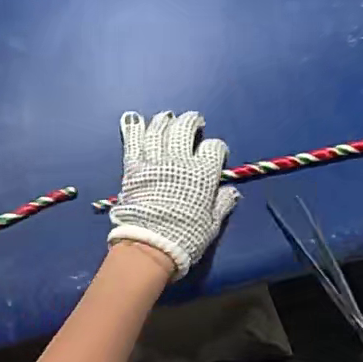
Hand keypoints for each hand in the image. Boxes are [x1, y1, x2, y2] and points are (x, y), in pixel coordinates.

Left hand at [106, 111, 238, 280]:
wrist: (149, 246)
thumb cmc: (184, 237)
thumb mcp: (212, 223)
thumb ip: (222, 204)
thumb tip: (231, 191)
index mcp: (203, 173)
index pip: (213, 147)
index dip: (215, 148)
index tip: (213, 154)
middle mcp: (178, 161)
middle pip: (184, 129)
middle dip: (190, 122)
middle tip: (192, 122)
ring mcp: (153, 162)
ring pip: (158, 130)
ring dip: (163, 121)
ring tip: (167, 117)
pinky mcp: (133, 168)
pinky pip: (132, 141)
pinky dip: (132, 127)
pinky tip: (131, 116)